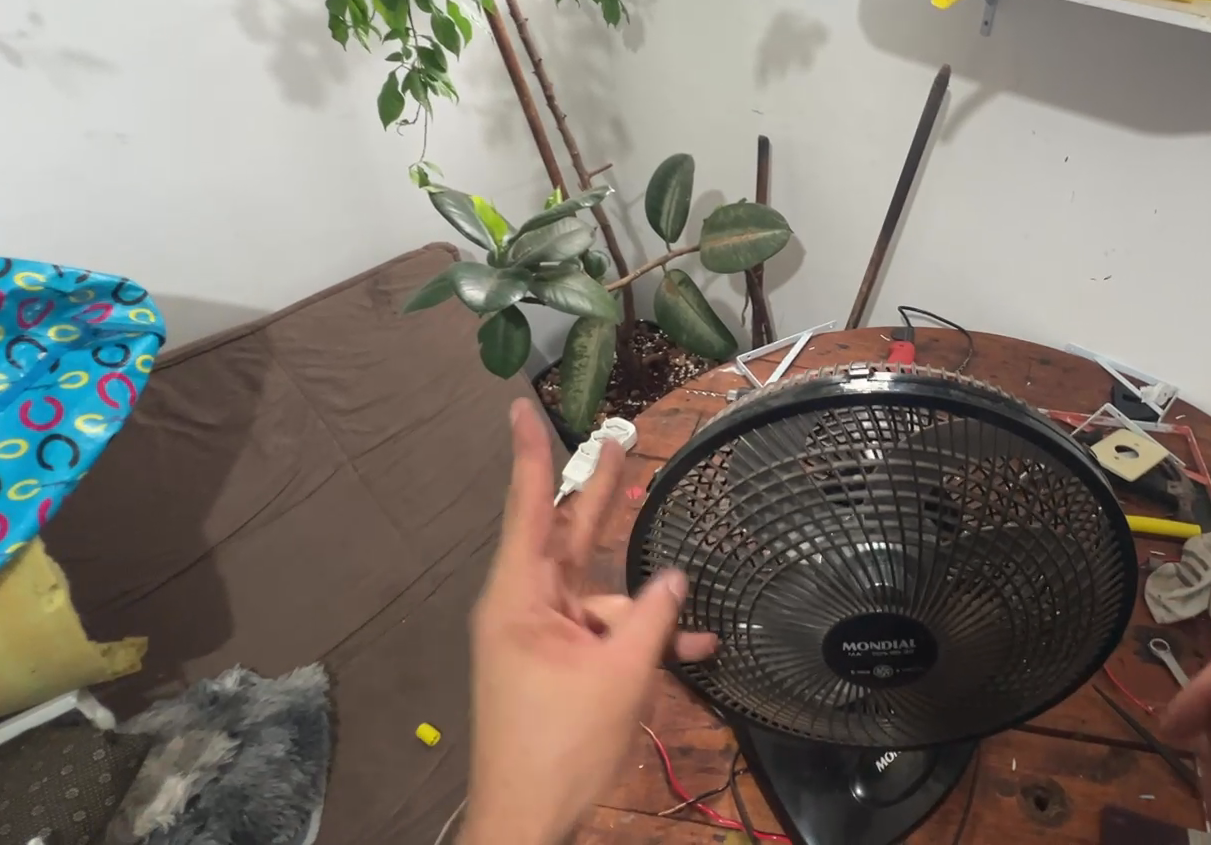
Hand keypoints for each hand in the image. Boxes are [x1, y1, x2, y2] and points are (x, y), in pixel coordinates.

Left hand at [463, 399, 718, 844]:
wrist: (530, 824)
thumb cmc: (563, 744)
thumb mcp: (621, 673)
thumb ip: (653, 615)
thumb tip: (677, 575)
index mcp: (520, 597)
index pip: (527, 507)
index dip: (530, 454)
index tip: (519, 407)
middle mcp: (528, 603)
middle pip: (567, 532)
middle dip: (597, 491)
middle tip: (616, 439)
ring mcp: (546, 631)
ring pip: (600, 588)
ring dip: (643, 601)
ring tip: (688, 615)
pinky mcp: (563, 657)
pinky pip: (606, 629)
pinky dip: (641, 635)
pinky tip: (691, 650)